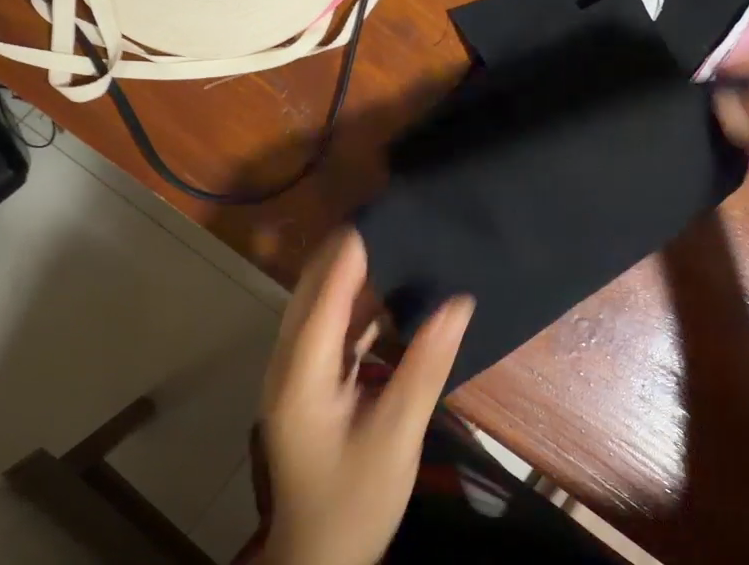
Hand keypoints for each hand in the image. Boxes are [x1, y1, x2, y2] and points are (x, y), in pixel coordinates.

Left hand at [259, 229, 474, 564]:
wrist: (321, 557)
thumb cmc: (358, 498)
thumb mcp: (398, 434)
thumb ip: (425, 365)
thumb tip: (459, 302)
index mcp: (301, 380)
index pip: (322, 302)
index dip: (346, 258)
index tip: (373, 217)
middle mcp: (289, 370)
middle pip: (310, 298)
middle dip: (341, 258)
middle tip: (383, 218)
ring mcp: (296, 380)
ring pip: (317, 313)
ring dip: (347, 279)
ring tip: (387, 242)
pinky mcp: (310, 389)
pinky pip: (329, 333)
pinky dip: (353, 307)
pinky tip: (386, 294)